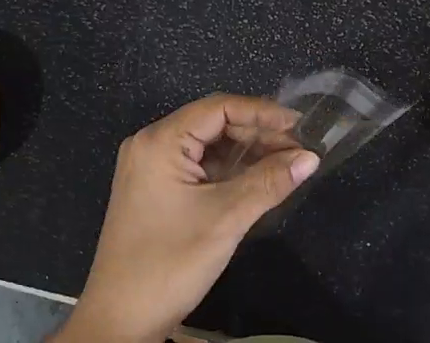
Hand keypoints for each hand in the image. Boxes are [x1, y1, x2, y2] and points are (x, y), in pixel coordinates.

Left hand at [55, 94, 320, 342]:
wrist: (118, 321)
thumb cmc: (169, 264)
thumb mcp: (224, 220)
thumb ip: (268, 183)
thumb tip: (310, 157)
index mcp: (160, 140)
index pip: (218, 108)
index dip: (261, 112)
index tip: (300, 125)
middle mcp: (151, 144)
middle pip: (212, 124)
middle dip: (257, 135)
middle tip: (299, 151)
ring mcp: (150, 168)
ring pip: (206, 147)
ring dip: (245, 154)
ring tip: (286, 164)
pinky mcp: (154, 190)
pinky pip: (197, 167)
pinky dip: (227, 172)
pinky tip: (257, 180)